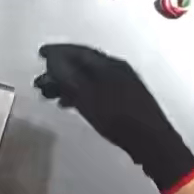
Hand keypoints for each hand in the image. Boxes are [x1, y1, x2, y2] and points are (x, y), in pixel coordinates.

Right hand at [34, 43, 193, 193]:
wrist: (151, 142)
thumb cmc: (120, 119)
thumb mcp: (88, 98)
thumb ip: (69, 78)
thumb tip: (53, 61)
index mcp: (109, 65)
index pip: (78, 51)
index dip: (57, 52)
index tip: (41, 53)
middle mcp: (117, 70)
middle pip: (83, 64)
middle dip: (59, 70)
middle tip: (42, 78)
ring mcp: (122, 85)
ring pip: (88, 78)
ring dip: (67, 83)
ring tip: (50, 93)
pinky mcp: (124, 100)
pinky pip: (95, 89)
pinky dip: (79, 93)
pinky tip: (71, 104)